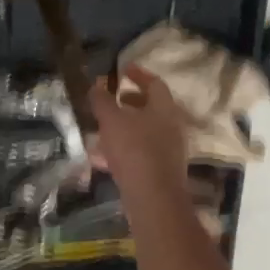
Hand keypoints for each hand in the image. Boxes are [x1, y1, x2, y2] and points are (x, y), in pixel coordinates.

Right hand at [89, 65, 189, 199]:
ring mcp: (170, 150)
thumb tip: (96, 85)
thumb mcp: (111, 120)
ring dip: (126, 125)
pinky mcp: (163, 171)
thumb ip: (102, 100)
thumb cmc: (134, 150)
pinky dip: (126, 146)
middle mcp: (172, 127)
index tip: (122, 69)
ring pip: (146, 130)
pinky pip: (143, 150)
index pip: (155, 83)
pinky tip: (105, 156)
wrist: (154, 200)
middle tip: (113, 98)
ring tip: (103, 127)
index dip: (138, 74)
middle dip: (131, 101)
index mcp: (164, 109)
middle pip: (152, 107)